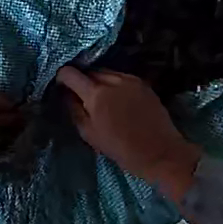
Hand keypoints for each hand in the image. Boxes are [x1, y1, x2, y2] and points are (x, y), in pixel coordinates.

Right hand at [55, 66, 202, 202]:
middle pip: (88, 71)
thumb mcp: (88, 133)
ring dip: (97, 81)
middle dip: (81, 80)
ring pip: (105, 72)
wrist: (160, 152)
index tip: (62, 87)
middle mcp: (112, 80)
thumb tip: (65, 93)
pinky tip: (116, 99)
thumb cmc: (120, 147)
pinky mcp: (143, 83)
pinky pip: (120, 77)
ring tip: (99, 98)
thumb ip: (73, 109)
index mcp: (96, 94)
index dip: (62, 78)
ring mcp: (130, 79)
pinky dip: (113, 84)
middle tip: (80, 96)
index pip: (70, 73)